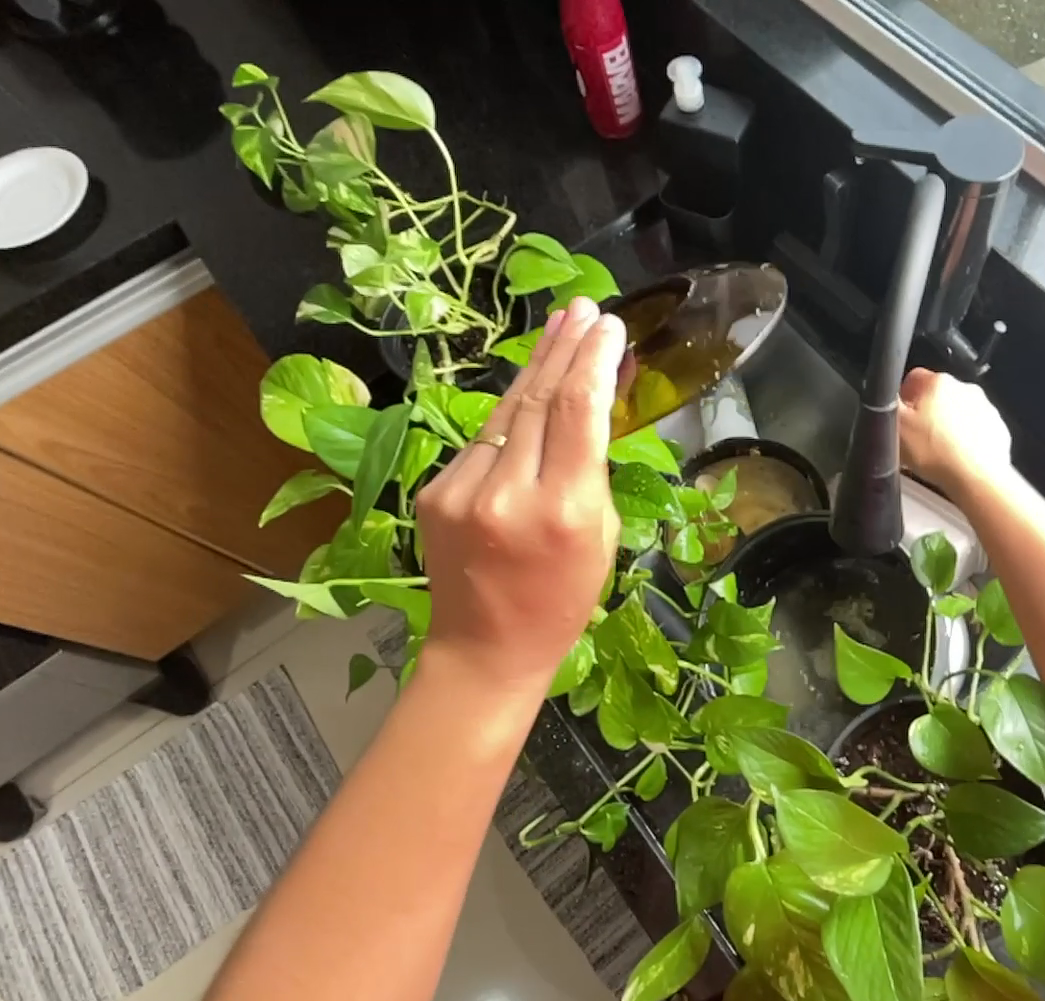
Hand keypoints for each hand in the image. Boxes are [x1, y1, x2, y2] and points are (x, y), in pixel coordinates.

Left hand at [416, 297, 622, 683]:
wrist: (485, 648)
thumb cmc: (562, 602)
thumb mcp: (602, 540)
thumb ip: (593, 472)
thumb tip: (592, 410)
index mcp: (564, 510)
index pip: (580, 413)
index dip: (595, 361)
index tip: (609, 325)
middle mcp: (509, 491)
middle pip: (541, 398)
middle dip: (565, 347)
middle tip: (583, 307)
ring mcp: (463, 489)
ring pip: (508, 411)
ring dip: (537, 366)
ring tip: (559, 326)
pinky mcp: (435, 490)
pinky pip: (484, 440)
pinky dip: (512, 414)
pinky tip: (531, 392)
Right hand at [899, 367, 1012, 487]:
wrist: (975, 477)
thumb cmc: (937, 454)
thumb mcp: (894, 428)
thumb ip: (887, 405)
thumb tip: (885, 395)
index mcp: (937, 383)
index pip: (911, 379)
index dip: (902, 401)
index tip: (900, 419)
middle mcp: (964, 389)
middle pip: (936, 397)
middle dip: (925, 415)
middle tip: (916, 440)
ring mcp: (983, 407)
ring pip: (956, 413)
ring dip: (946, 427)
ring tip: (936, 452)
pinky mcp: (995, 427)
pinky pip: (974, 429)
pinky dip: (965, 440)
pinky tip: (955, 457)